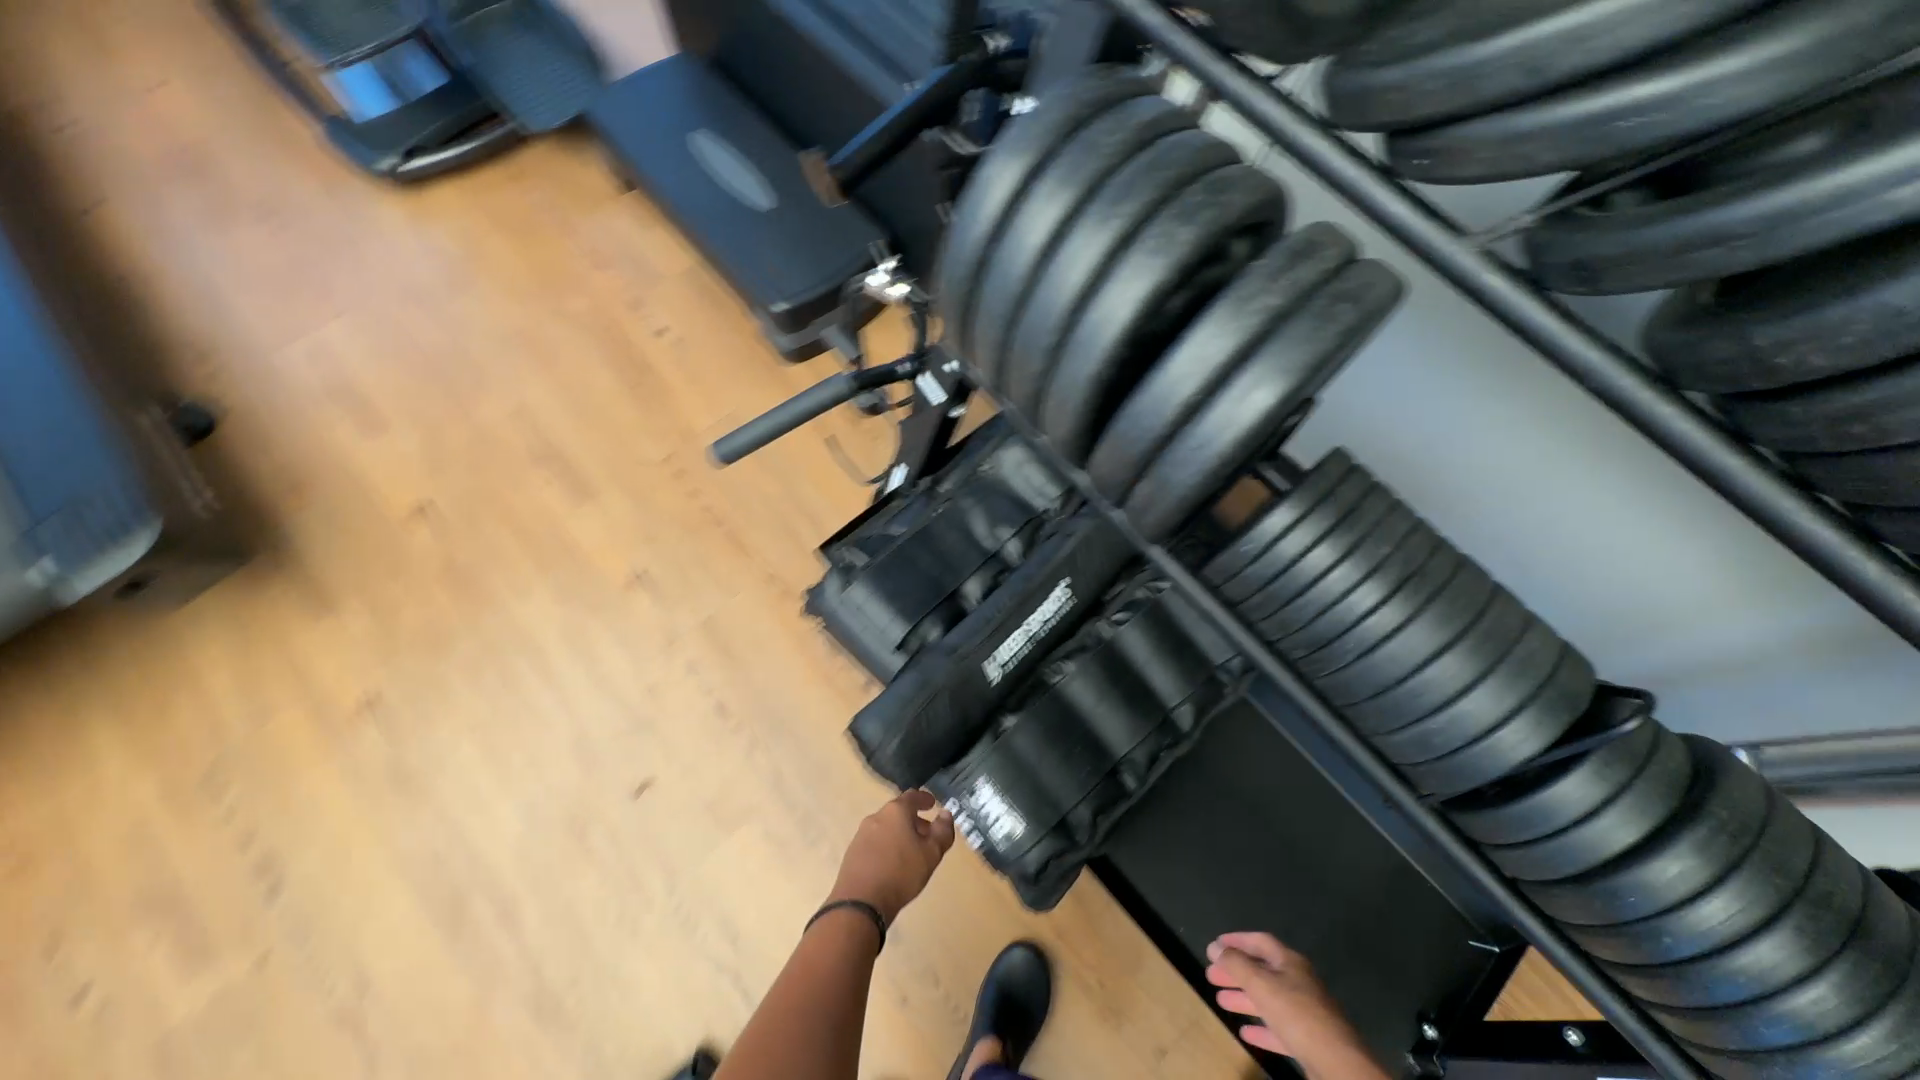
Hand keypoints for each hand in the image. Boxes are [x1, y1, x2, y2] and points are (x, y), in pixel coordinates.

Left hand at [828, 790, 956, 923]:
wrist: (861, 901)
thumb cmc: (901, 873)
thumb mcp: (931, 854)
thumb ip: (942, 832)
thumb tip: (945, 814)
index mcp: (895, 812)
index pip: (912, 796)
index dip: (924, 799)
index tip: (933, 804)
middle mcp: (876, 817)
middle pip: (898, 812)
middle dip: (914, 820)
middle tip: (928, 834)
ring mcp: (861, 834)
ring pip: (886, 827)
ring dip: (901, 834)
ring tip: (912, 852)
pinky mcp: (853, 852)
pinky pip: (876, 841)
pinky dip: (888, 845)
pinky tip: (894, 863)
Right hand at [1206, 933, 1388, 1079]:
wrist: (1337, 1062)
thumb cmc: (1297, 1015)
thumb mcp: (1262, 985)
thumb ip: (1237, 965)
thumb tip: (1215, 946)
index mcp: (1290, 963)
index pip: (1260, 942)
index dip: (1237, 940)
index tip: (1215, 944)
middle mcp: (1299, 982)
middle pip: (1263, 971)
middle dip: (1236, 972)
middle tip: (1211, 975)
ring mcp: (1305, 1011)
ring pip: (1269, 999)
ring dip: (1245, 998)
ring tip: (1221, 1000)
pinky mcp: (1308, 1038)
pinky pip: (1279, 1028)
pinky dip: (1261, 1028)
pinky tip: (1246, 1032)